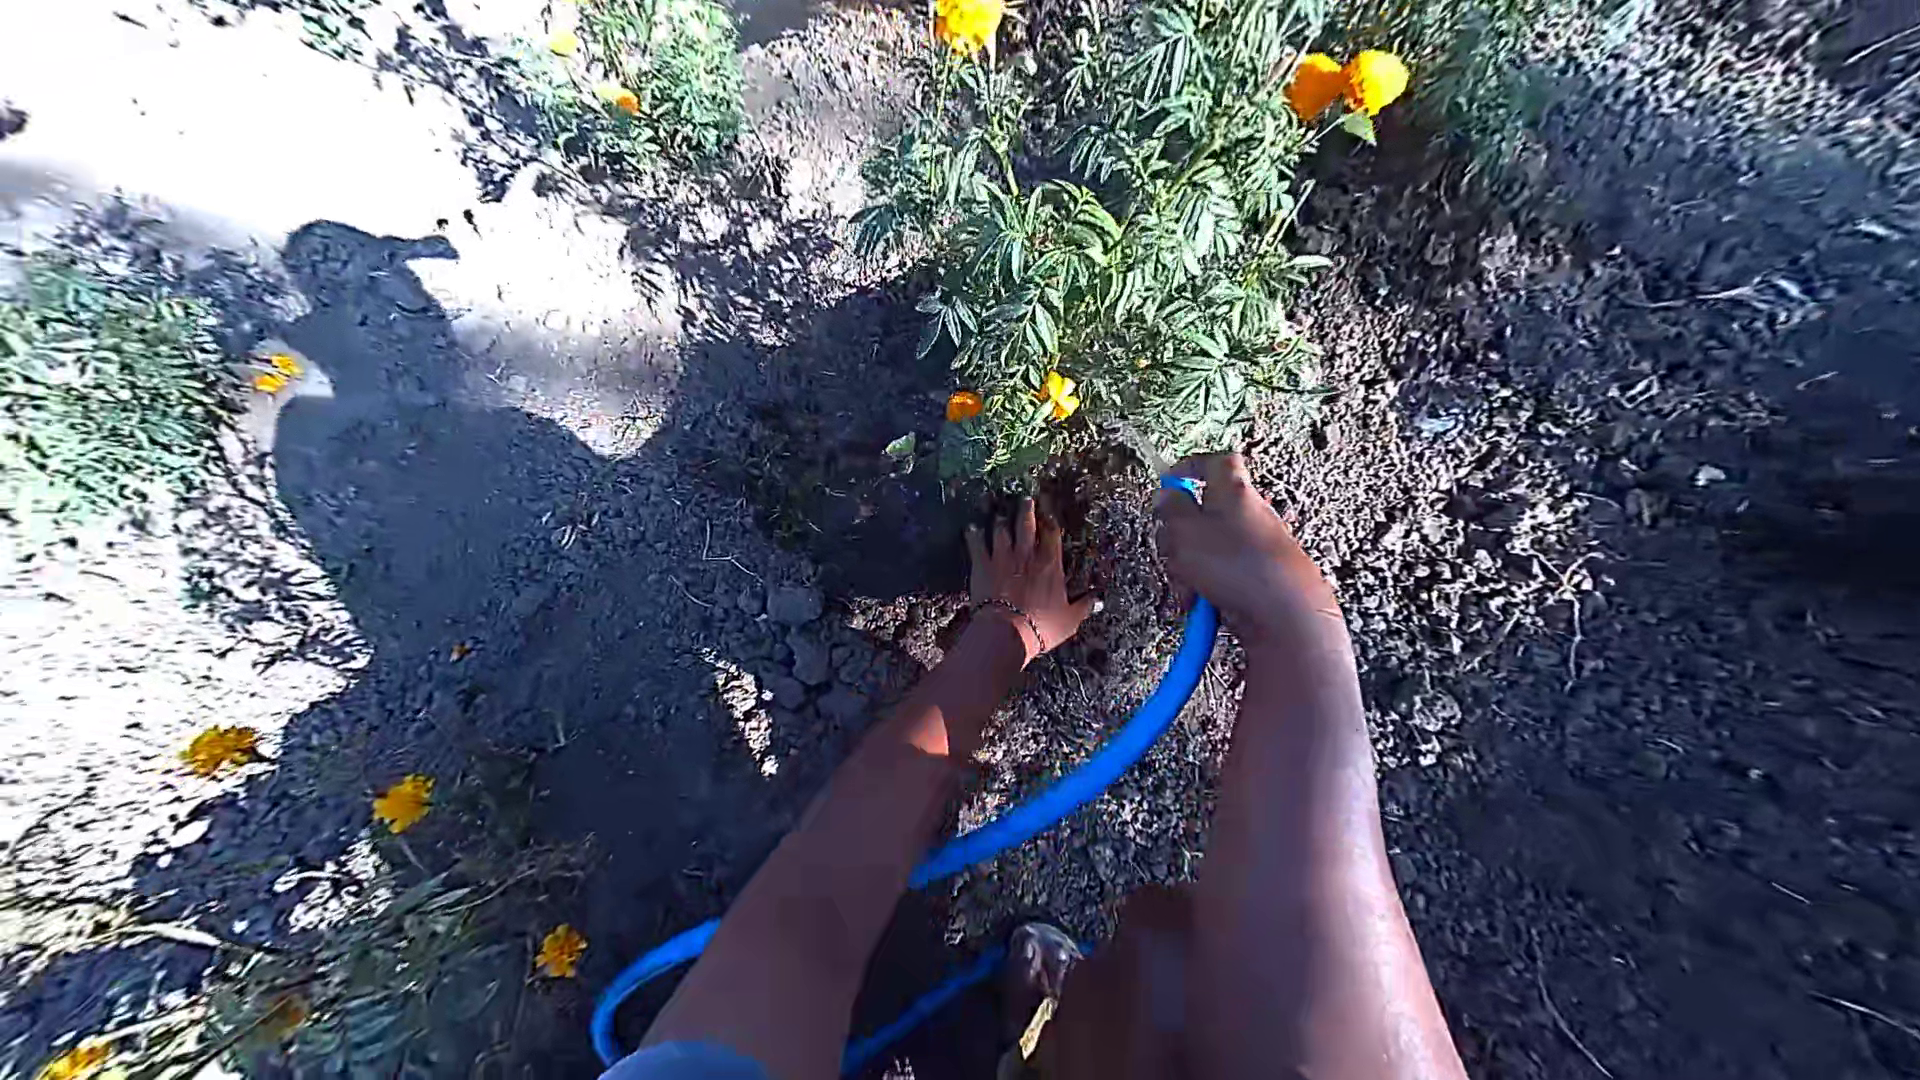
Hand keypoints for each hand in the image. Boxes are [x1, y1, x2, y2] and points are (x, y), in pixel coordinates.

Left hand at [965, 498, 1096, 664]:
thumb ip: (1083, 606)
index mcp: (1050, 564)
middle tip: (1025, 499)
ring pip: (1001, 529)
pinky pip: (976, 543)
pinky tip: (971, 527)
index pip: (1052, 534)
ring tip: (1000, 513)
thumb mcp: (1070, 619)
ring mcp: (1002, 557)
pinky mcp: (982, 565)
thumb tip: (1097, 600)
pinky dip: (973, 534)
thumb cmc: (1041, 626)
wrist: (1007, 631)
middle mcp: (1026, 554)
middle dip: (1026, 510)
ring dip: (1001, 520)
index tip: (1049, 511)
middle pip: (1026, 524)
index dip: (1051, 520)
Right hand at [1154, 453, 1343, 651]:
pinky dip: (1205, 586)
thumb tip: (1165, 495)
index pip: (1215, 461)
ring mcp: (1254, 546)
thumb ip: (1171, 509)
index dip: (1190, 467)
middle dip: (1180, 534)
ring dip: (1189, 567)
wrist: (1286, 615)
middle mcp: (1248, 514)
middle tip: (1172, 548)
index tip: (1169, 481)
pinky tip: (1203, 602)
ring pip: (1207, 547)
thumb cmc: (1237, 566)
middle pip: (1204, 511)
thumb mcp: (1186, 532)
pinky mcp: (1256, 575)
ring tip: (1190, 587)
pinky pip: (1220, 573)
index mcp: (1233, 492)